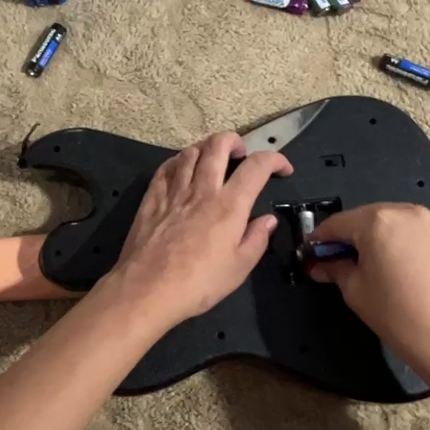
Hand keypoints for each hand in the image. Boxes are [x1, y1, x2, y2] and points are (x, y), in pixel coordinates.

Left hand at [102, 132, 293, 326]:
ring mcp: (174, 190)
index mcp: (230, 205)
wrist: (147, 289)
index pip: (257, 167)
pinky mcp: (152, 197)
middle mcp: (203, 189)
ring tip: (212, 159)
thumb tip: (268, 220)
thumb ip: (256, 239)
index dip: (275, 159)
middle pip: (218, 145)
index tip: (282, 168)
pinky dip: (179, 160)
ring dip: (206, 148)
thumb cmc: (198, 284)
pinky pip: (167, 167)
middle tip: (241, 154)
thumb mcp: (239, 268)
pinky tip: (182, 168)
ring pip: (191, 151)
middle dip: (235, 141)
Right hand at [307, 204, 429, 366]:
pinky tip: (416, 272)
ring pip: (402, 223)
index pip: (339, 223)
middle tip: (348, 259)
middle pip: (372, 217)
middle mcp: (409, 213)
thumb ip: (335, 270)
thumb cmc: (397, 316)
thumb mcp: (356, 292)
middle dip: (357, 235)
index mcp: (378, 222)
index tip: (314, 251)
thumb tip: (320, 266)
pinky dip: (415, 246)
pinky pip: (427, 235)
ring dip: (387, 237)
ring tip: (386, 265)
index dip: (322, 238)